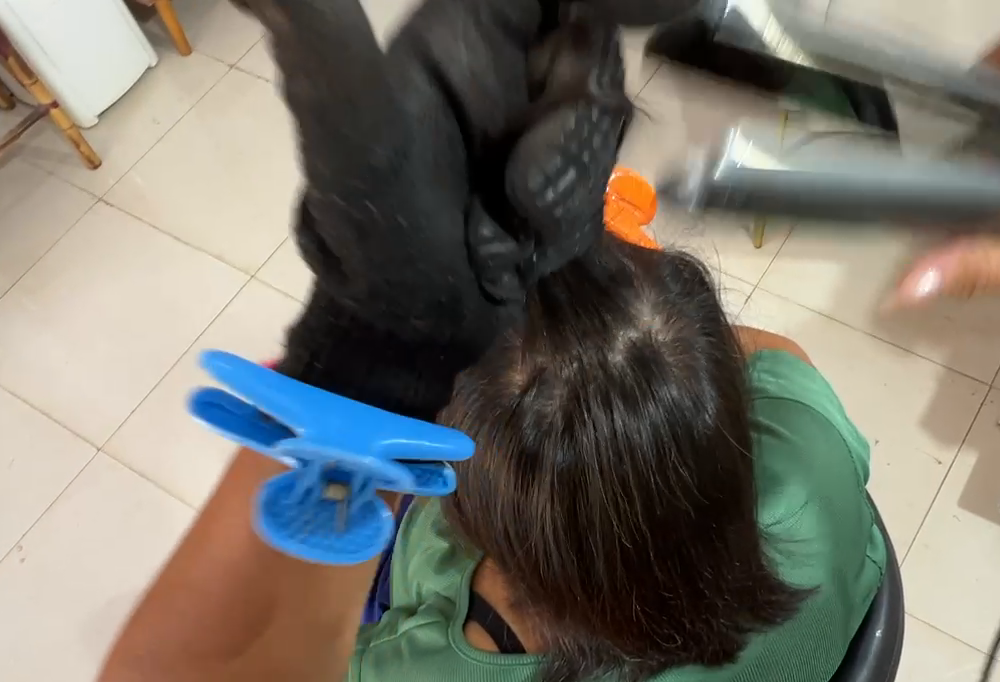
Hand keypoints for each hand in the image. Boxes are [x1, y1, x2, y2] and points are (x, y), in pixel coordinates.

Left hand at [237, 0, 648, 419]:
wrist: (413, 332)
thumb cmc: (372, 235)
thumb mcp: (347, 128)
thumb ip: (322, 35)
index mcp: (464, 35)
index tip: (677, 7)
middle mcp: (510, 72)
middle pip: (598, 53)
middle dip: (568, 131)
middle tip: (515, 187)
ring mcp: (540, 133)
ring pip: (606, 126)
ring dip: (560, 193)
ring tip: (500, 228)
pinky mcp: (561, 189)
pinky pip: (599, 189)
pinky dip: (560, 230)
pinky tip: (513, 248)